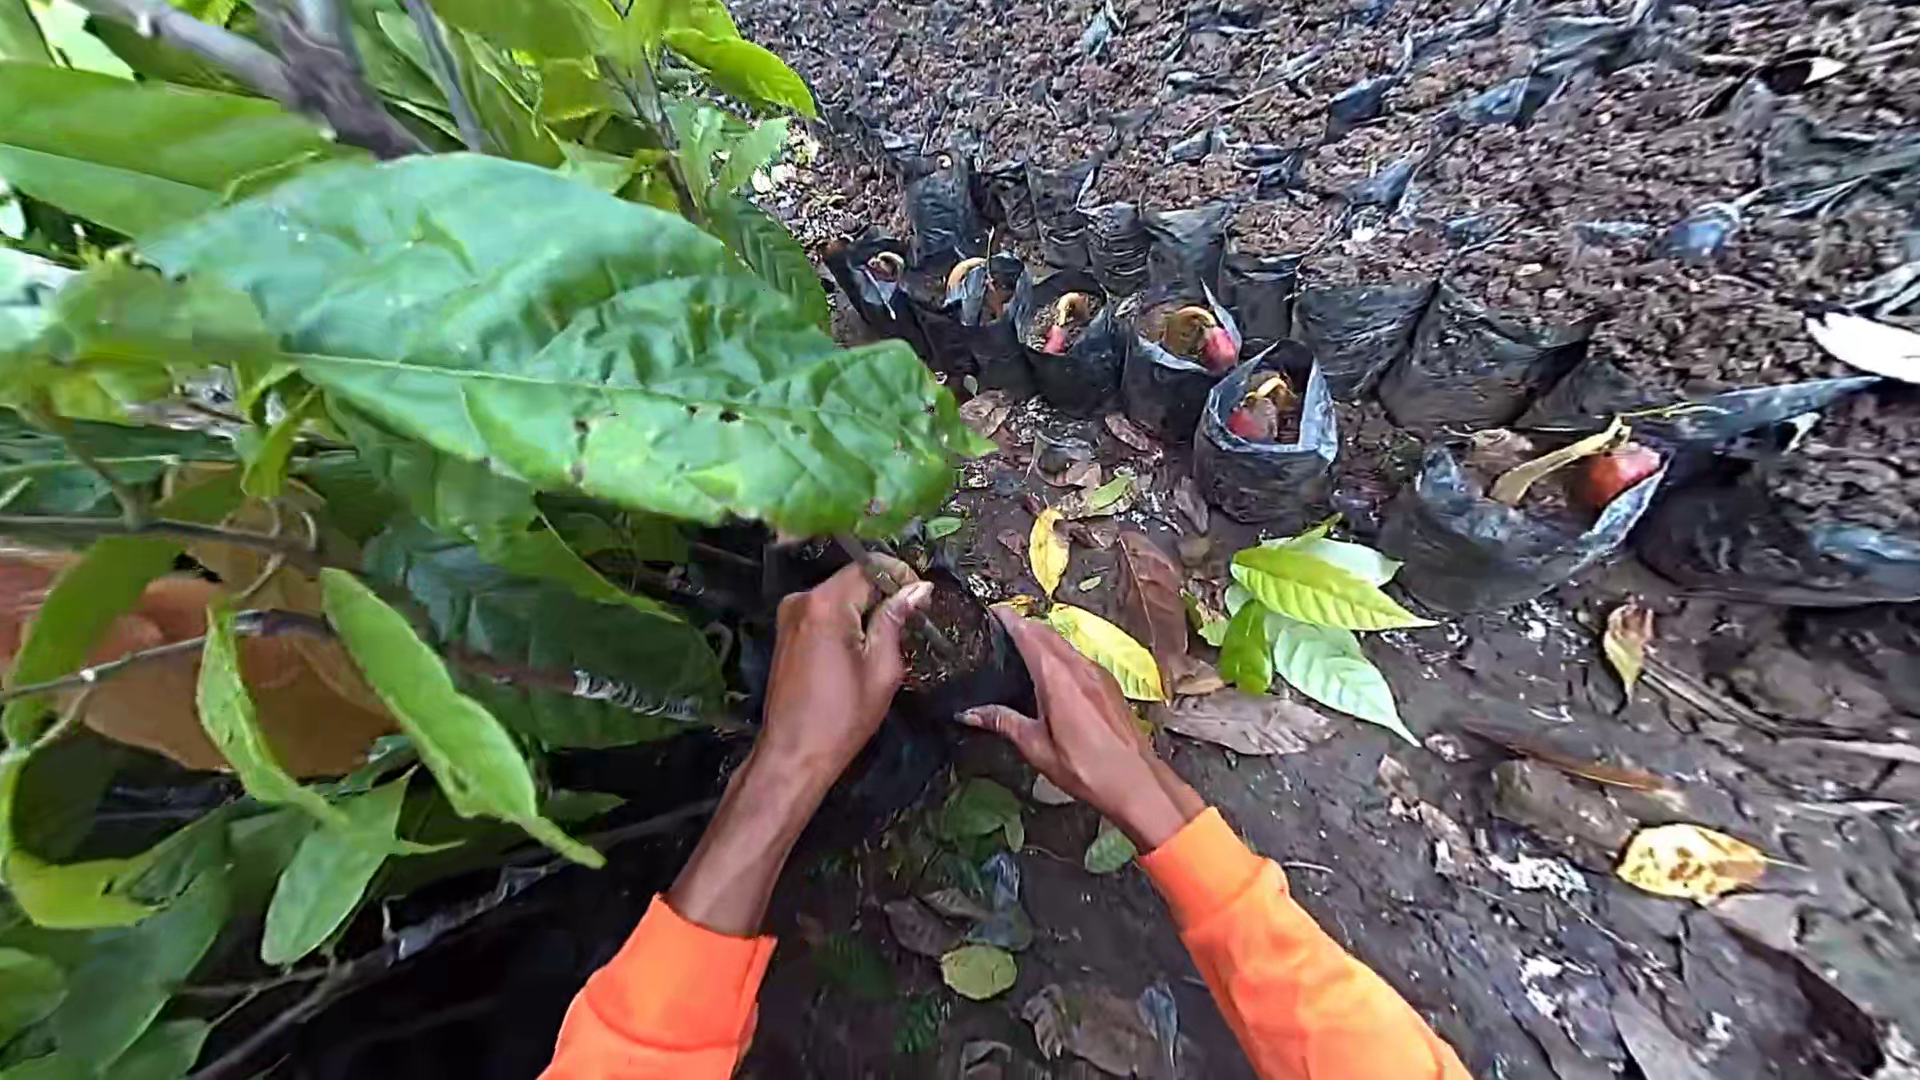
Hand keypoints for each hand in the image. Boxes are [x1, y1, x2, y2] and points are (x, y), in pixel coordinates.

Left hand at [667, 556, 928, 936]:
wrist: (794, 754)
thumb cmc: (843, 716)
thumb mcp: (882, 668)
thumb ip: (896, 619)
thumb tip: (918, 587)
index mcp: (826, 604)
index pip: (869, 567)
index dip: (899, 575)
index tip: (921, 595)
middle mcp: (802, 599)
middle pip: (853, 578)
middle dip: (884, 591)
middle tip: (912, 616)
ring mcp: (789, 614)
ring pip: (840, 593)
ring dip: (866, 605)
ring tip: (892, 632)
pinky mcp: (786, 630)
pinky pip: (825, 609)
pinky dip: (847, 617)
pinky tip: (863, 642)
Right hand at [959, 609, 1202, 850]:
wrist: (1137, 782)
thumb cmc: (1086, 768)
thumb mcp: (1036, 747)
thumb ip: (1003, 722)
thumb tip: (970, 714)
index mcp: (1056, 677)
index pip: (1028, 634)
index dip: (1009, 618)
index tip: (993, 611)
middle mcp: (1078, 667)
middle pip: (1046, 632)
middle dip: (1023, 624)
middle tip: (1001, 627)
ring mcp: (1097, 672)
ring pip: (1064, 642)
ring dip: (1042, 636)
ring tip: (1022, 644)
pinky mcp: (1108, 683)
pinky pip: (1078, 655)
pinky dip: (1059, 651)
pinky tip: (1052, 669)